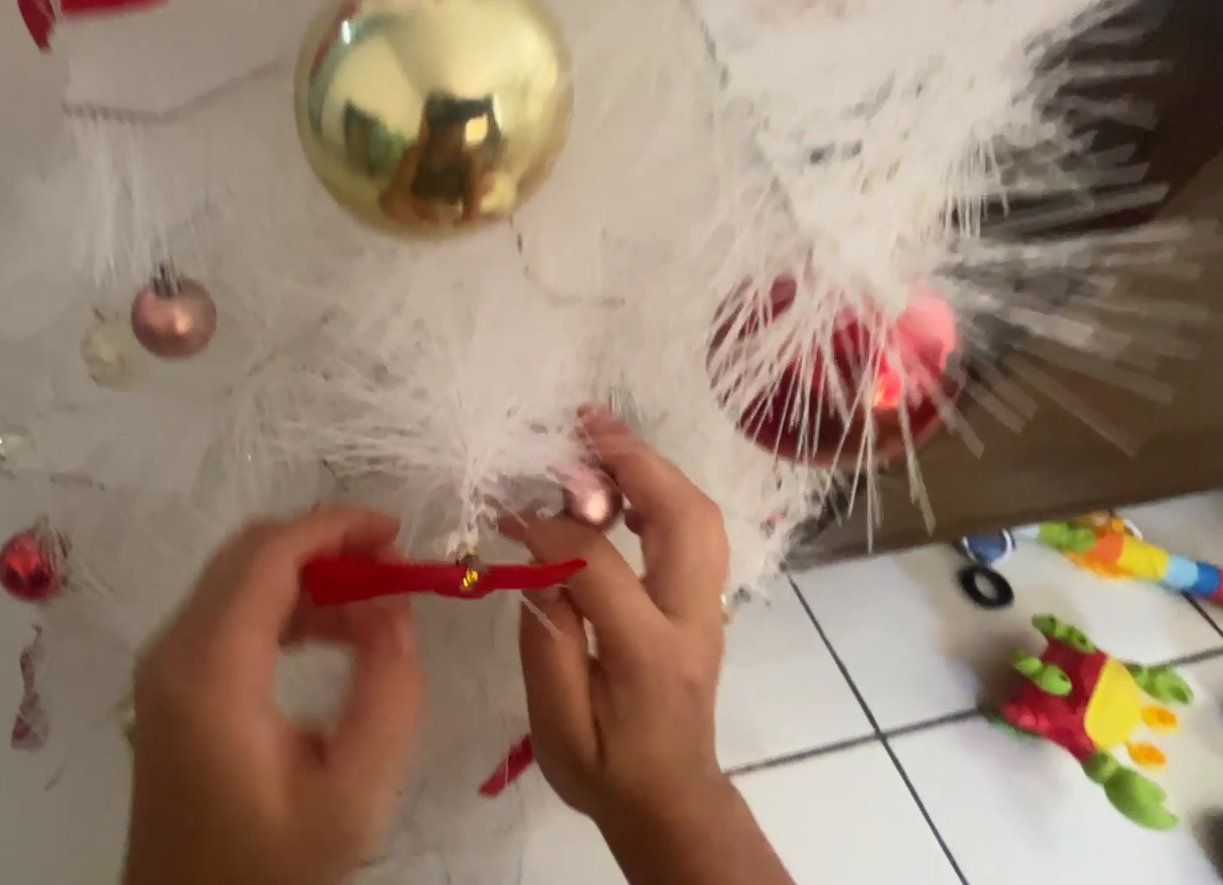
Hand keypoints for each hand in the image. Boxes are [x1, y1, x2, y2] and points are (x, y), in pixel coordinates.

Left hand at [123, 507, 425, 884]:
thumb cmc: (269, 866)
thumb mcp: (353, 798)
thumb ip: (389, 696)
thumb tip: (396, 612)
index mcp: (210, 669)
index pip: (270, 555)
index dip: (335, 526)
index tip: (396, 531)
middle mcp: (174, 647)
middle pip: (252, 552)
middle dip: (327, 542)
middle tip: (393, 564)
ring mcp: (167, 659)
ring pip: (241, 574)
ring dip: (311, 571)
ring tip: (377, 602)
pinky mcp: (174, 676)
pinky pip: (232, 608)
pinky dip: (288, 601)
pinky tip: (336, 632)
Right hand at [508, 406, 730, 833]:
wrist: (671, 800)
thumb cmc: (604, 770)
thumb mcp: (556, 722)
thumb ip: (546, 634)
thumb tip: (539, 554)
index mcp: (650, 655)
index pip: (601, 566)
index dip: (551, 530)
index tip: (511, 510)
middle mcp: (694, 618)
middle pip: (682, 518)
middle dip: (634, 461)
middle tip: (586, 424)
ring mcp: (710, 606)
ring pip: (699, 514)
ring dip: (652, 466)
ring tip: (601, 435)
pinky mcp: (706, 599)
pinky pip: (694, 527)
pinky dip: (661, 488)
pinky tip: (622, 475)